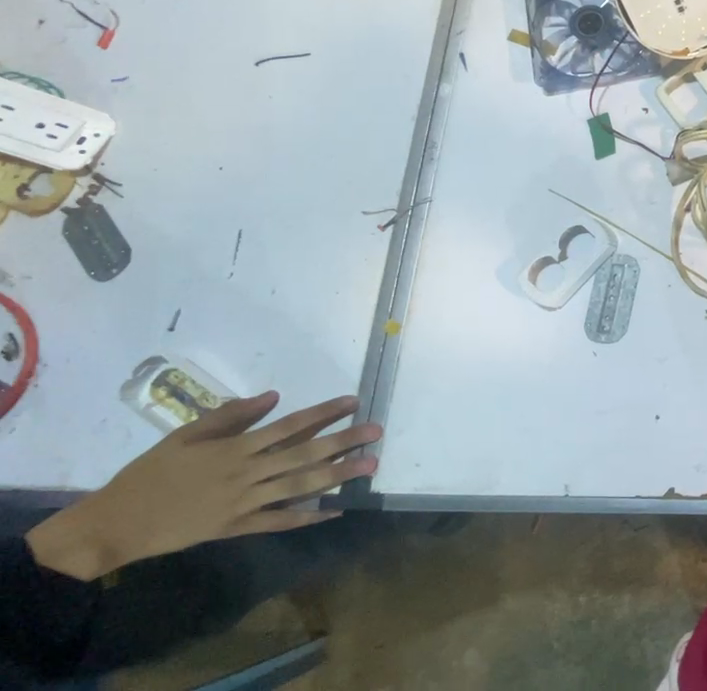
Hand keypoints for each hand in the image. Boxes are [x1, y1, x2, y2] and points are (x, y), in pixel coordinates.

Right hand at [26, 393, 379, 580]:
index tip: (354, 401)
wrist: (112, 524)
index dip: (324, 412)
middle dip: (343, 441)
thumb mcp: (184, 437)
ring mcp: (242, 502)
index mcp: (233, 449)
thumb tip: (274, 396)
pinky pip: (279, 522)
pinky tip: (336, 509)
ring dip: (337, 475)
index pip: (290, 425)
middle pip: (303, 454)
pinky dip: (308, 517)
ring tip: (370, 465)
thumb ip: (230, 416)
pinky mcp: (236, 527)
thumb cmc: (149, 474)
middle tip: (377, 431)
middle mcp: (244, 473)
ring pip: (299, 487)